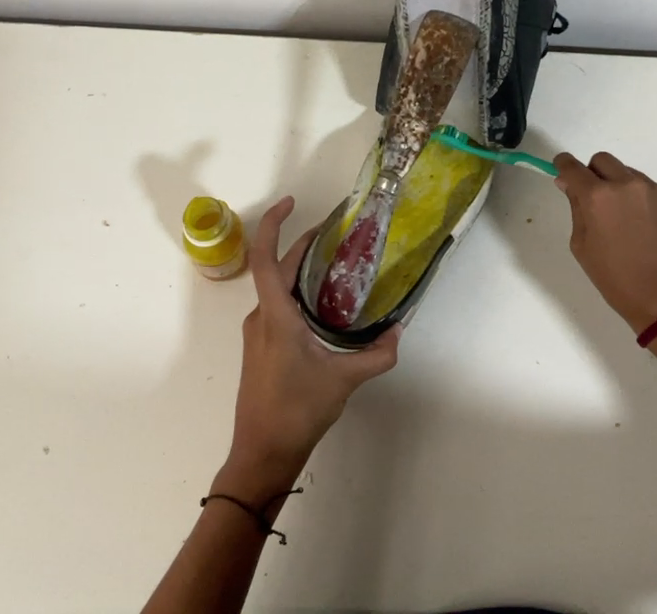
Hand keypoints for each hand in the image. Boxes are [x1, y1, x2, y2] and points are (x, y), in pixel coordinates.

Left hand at [222, 197, 400, 493]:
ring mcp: (258, 335)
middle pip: (277, 270)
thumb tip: (398, 332)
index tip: (290, 203)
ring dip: (301, 271)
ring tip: (335, 264)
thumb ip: (377, 354)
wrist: (262, 454)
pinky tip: (324, 307)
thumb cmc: (297, 411)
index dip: (274, 225)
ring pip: (277, 290)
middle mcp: (261, 318)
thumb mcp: (345, 380)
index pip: (267, 258)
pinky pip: (278, 309)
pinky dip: (298, 295)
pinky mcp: (262, 350)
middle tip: (333, 232)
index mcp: (276, 316)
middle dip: (301, 244)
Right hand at [553, 151, 656, 333]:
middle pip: (603, 160)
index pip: (572, 166)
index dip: (563, 165)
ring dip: (621, 187)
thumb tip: (569, 184)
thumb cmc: (615, 278)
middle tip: (595, 199)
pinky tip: (647, 228)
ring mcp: (656, 190)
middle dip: (593, 174)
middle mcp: (627, 184)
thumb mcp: (582, 245)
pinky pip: (652, 191)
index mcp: (598, 196)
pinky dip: (644, 202)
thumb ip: (575, 208)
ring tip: (626, 220)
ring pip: (629, 174)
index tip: (562, 170)